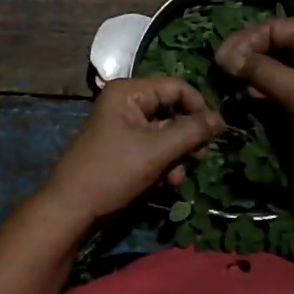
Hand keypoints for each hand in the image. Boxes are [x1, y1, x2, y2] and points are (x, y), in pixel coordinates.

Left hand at [38, 77, 225, 220]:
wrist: (72, 207)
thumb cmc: (112, 171)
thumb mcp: (156, 150)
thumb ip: (191, 131)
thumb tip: (221, 119)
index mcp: (128, 92)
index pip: (176, 86)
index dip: (199, 106)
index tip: (216, 133)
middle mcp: (126, 103)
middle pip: (172, 110)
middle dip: (187, 137)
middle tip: (200, 158)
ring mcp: (125, 127)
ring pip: (167, 133)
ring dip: (177, 156)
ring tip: (176, 178)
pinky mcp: (126, 149)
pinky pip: (155, 149)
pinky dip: (165, 165)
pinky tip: (166, 184)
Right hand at [215, 18, 293, 179]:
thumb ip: (260, 71)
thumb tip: (225, 59)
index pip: (274, 27)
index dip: (244, 40)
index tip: (220, 61)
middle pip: (274, 44)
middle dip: (246, 56)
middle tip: (220, 72)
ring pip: (276, 67)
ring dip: (252, 75)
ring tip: (229, 86)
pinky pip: (283, 87)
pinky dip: (263, 92)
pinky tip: (246, 100)